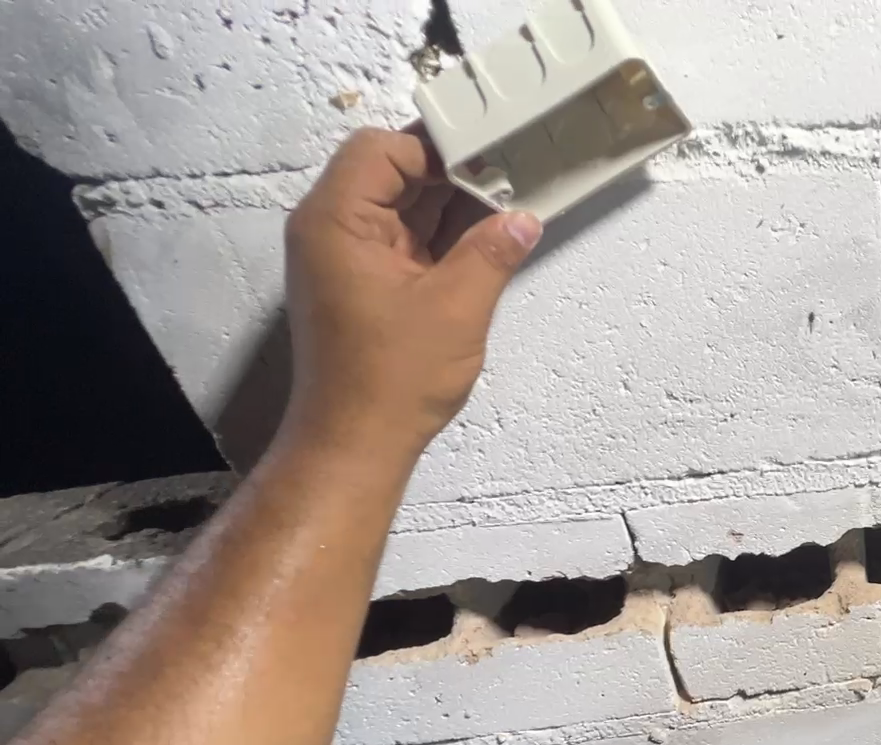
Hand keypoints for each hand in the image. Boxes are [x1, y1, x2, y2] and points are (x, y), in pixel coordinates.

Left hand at [282, 127, 541, 461]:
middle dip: (452, 179)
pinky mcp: (371, 287)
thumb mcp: (458, 309)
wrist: (361, 436)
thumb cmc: (397, 374)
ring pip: (406, 213)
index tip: (491, 164)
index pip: (381, 152)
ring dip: (455, 212)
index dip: (436, 152)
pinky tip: (489, 246)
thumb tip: (524, 220)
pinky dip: (447, 242)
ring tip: (509, 211)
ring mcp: (352, 260)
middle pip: (393, 178)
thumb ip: (491, 256)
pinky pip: (410, 246)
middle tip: (511, 183)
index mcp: (338, 222)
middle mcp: (336, 231)